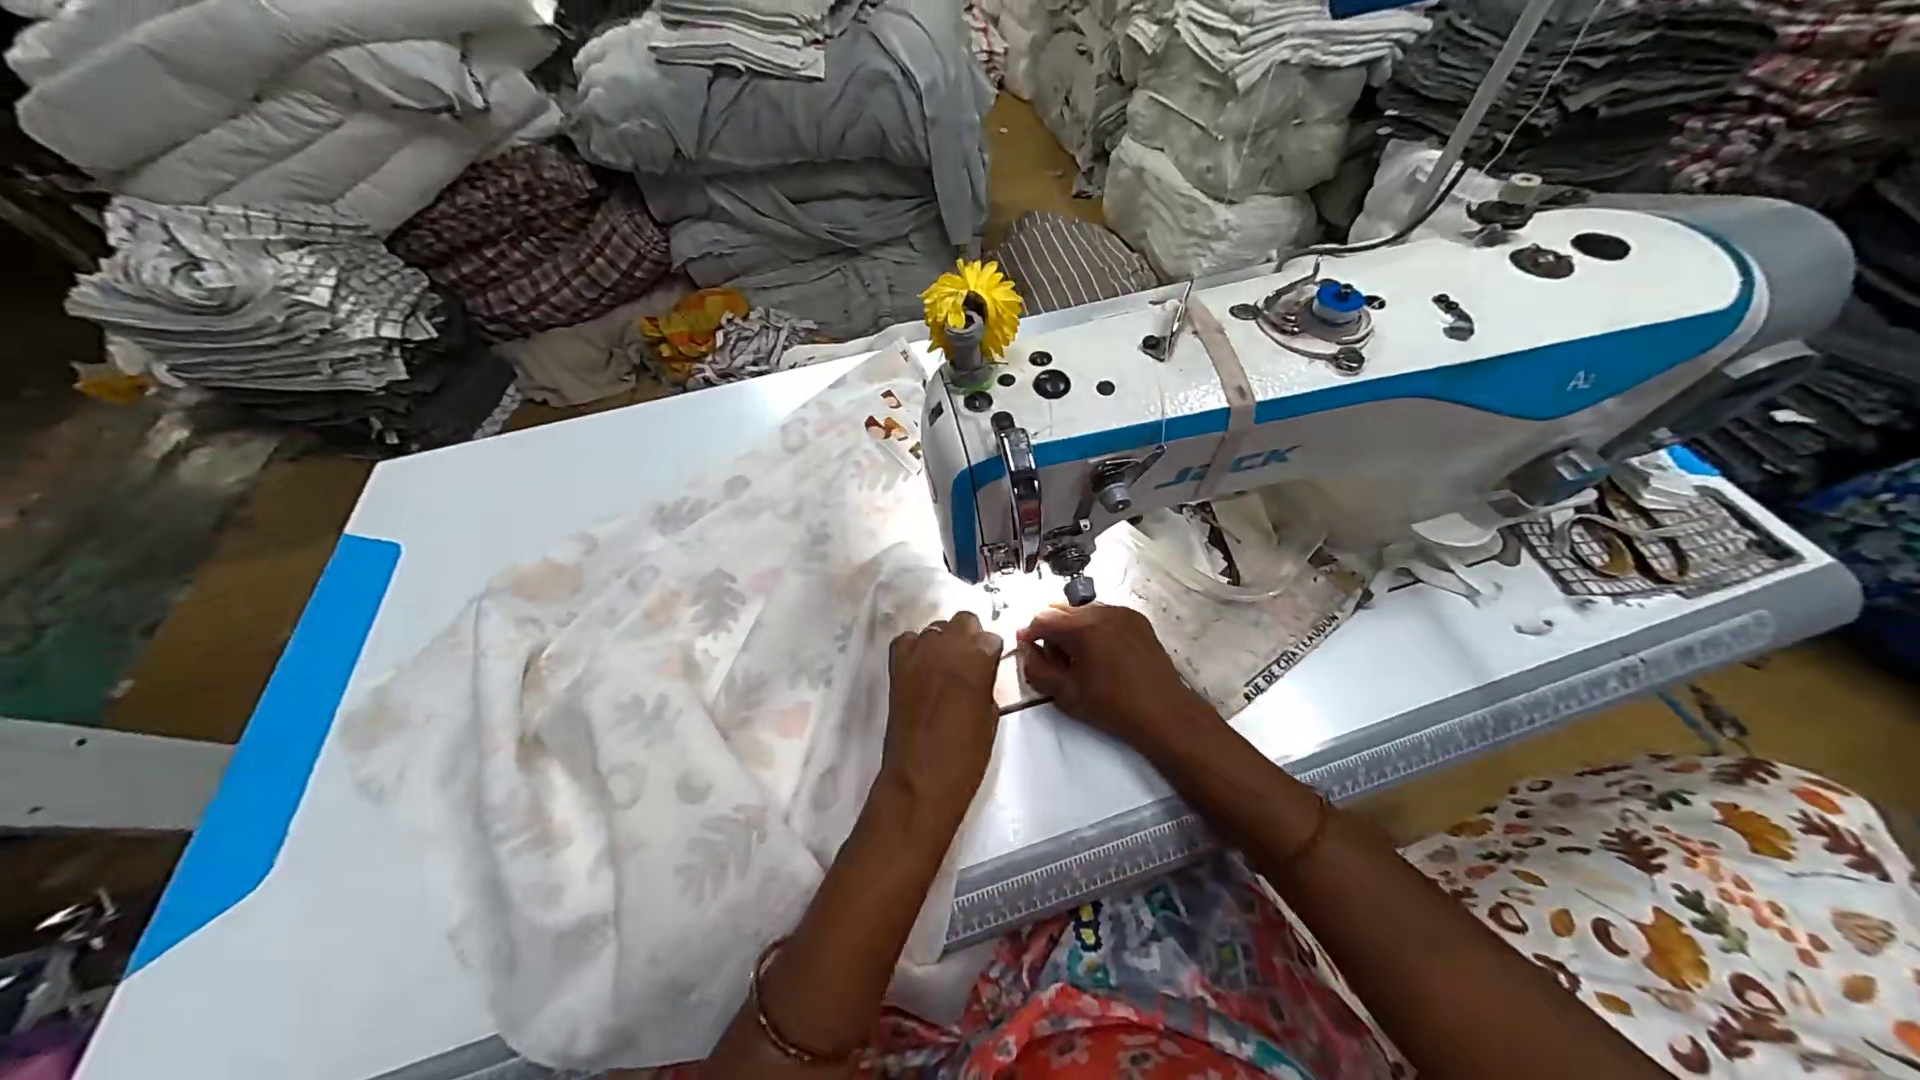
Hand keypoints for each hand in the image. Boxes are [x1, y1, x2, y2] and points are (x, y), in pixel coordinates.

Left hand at [880, 611, 1002, 828]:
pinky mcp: (897, 666)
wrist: (920, 777)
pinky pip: (907, 641)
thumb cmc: (965, 755)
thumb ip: (986, 685)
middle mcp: (948, 646)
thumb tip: (980, 676)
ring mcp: (919, 653)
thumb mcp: (990, 717)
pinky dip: (915, 649)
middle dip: (969, 638)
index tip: (989, 670)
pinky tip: (921, 669)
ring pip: (935, 628)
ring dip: (943, 642)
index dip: (991, 655)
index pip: (990, 638)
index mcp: (978, 657)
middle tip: (969, 665)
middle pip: (963, 621)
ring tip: (944, 669)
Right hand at [1017, 603, 1220, 761]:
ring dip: (1072, 629)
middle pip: (1062, 610)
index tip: (1027, 647)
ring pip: (1084, 612)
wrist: (1163, 713)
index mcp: (1083, 626)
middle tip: (1052, 658)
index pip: (1042, 618)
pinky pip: (1105, 617)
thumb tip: (1028, 651)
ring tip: (1078, 660)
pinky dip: (1094, 629)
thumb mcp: (1065, 692)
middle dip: (1051, 630)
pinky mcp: (1137, 621)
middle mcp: (1103, 611)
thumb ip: (1037, 668)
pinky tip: (1099, 656)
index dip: (1029, 633)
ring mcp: (1123, 614)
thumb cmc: (1114, 706)